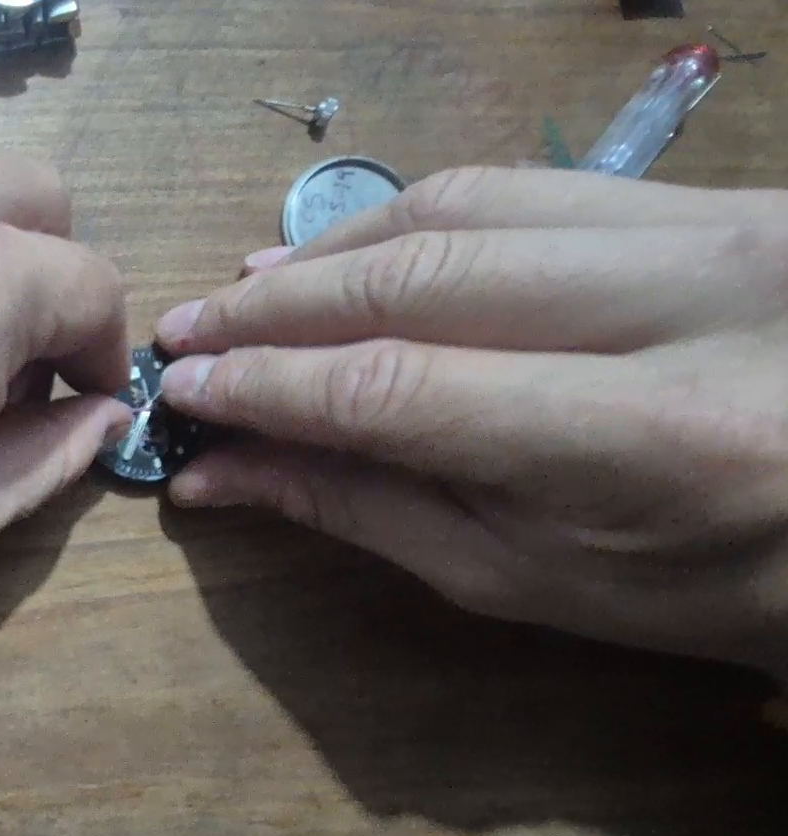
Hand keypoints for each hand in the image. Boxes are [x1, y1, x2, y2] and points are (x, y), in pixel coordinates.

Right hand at [151, 166, 787, 674]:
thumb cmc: (692, 582)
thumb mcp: (508, 574)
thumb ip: (351, 507)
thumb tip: (209, 474)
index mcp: (642, 444)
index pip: (392, 389)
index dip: (266, 387)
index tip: (182, 390)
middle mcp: (692, 309)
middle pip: (412, 281)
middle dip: (269, 311)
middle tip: (182, 335)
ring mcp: (720, 228)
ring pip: (454, 210)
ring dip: (317, 256)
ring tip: (236, 295)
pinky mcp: (715, 195)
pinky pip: (511, 187)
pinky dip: (392, 217)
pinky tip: (323, 254)